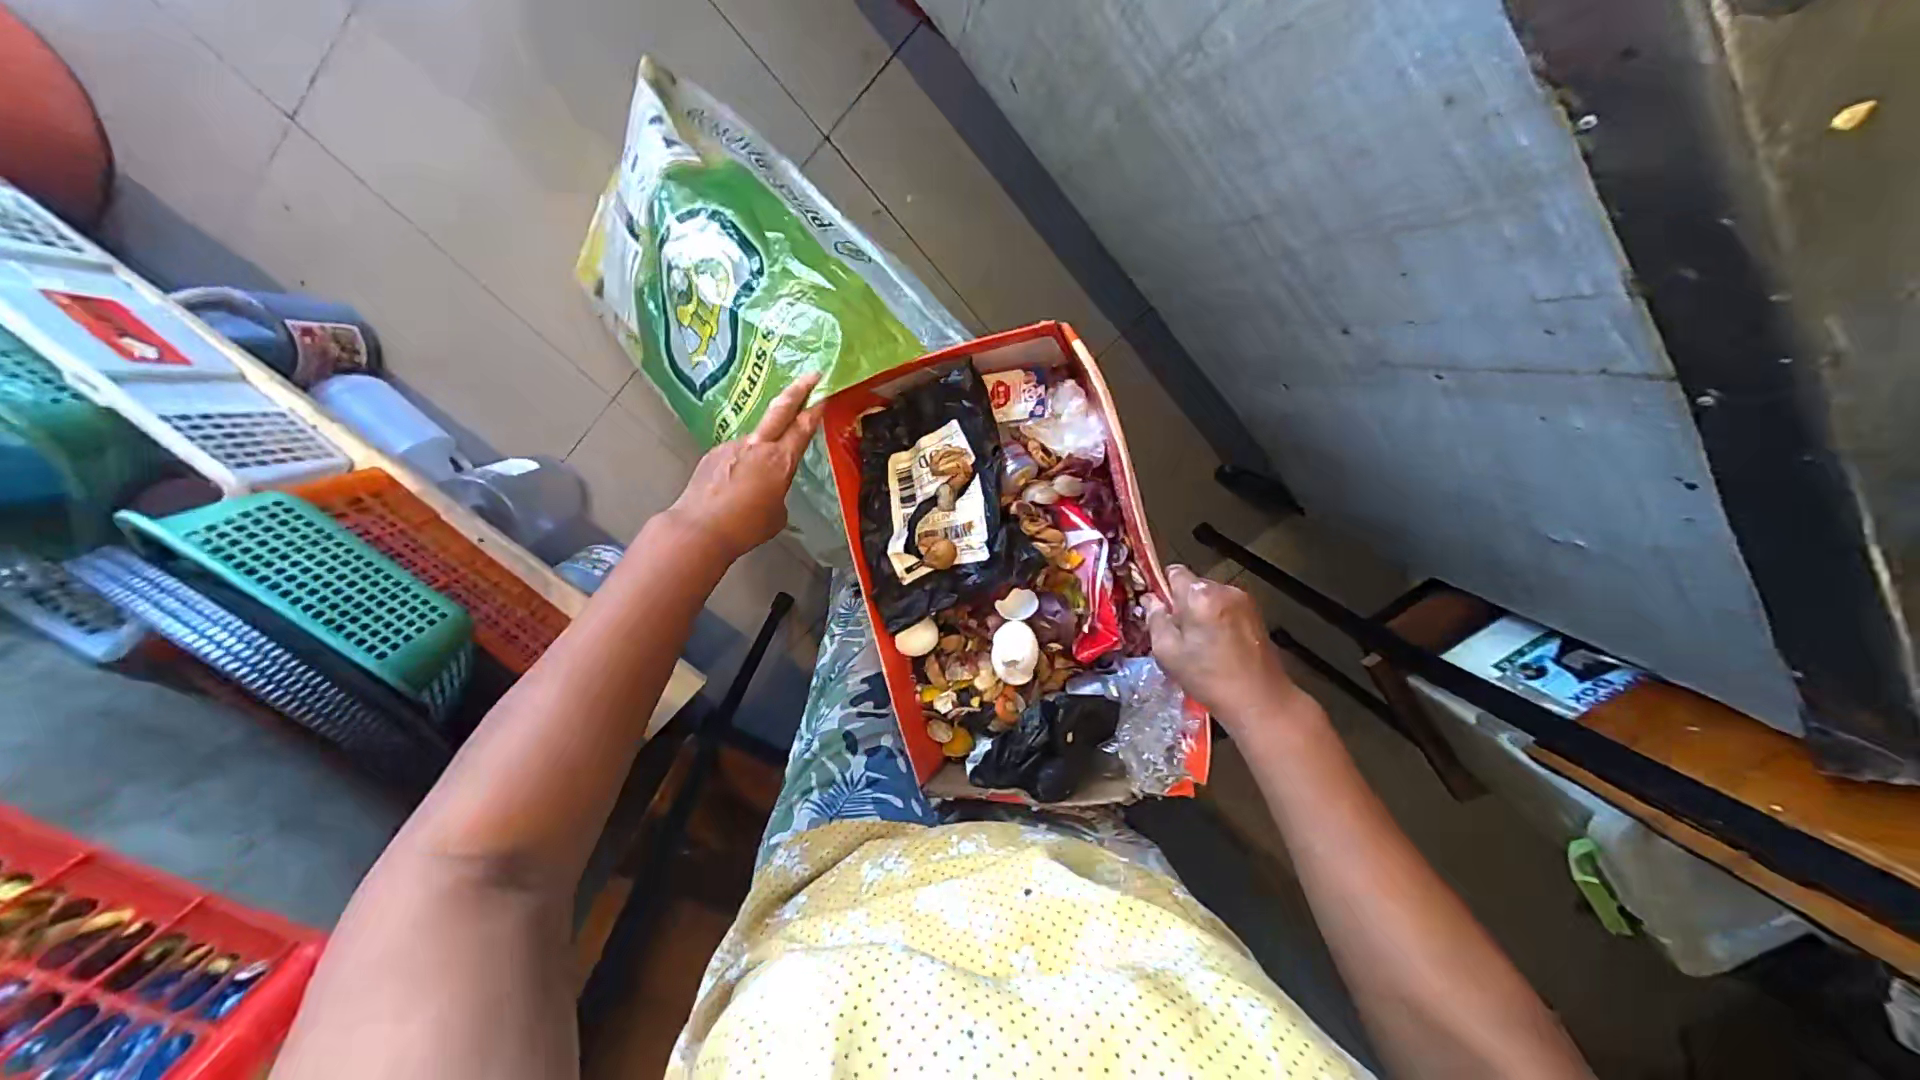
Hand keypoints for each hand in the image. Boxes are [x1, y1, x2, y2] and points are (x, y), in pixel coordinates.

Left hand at [664, 374, 822, 559]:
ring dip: (762, 447)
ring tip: (759, 475)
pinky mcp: (712, 455)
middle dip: (798, 390)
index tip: (823, 394)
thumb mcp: (776, 514)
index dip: (815, 409)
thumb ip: (778, 493)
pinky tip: (735, 486)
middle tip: (811, 375)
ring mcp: (732, 447)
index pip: (802, 428)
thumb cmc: (746, 527)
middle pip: (780, 409)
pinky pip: (734, 455)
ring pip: (755, 438)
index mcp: (780, 461)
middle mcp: (757, 446)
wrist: (700, 528)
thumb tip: (768, 489)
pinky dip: (740, 465)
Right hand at [1146, 565, 1301, 726]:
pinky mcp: (1256, 613)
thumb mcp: (1168, 652)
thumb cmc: (1209, 678)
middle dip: (1183, 603)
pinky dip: (1218, 618)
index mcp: (1200, 595)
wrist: (1259, 700)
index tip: (1160, 610)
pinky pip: (1226, 606)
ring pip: (1210, 596)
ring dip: (1201, 611)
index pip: (1174, 571)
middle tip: (1179, 633)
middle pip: (1193, 584)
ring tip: (1201, 642)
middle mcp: (1224, 589)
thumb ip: (1155, 620)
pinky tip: (1219, 644)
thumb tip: (1151, 601)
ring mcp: (1243, 600)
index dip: (1163, 589)